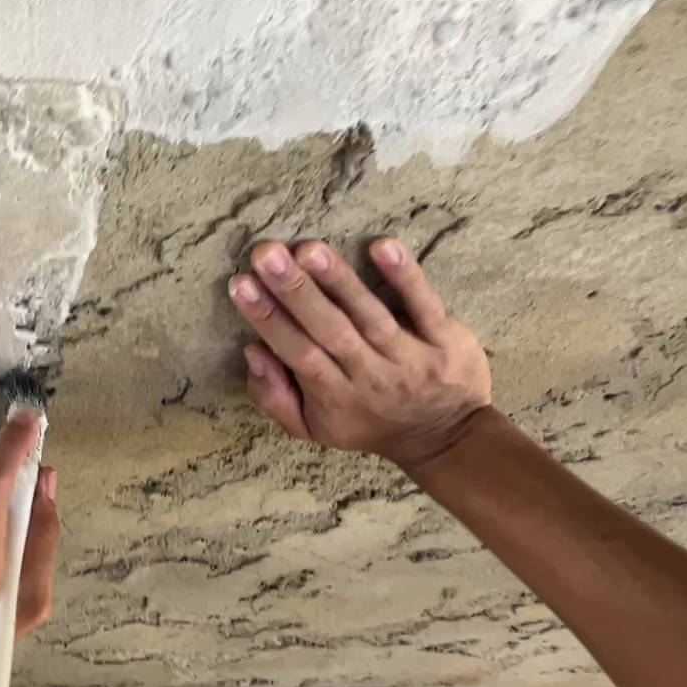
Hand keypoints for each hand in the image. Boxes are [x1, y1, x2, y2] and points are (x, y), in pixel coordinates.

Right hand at [228, 236, 492, 470]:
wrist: (446, 441)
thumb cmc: (364, 423)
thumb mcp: (310, 428)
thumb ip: (272, 395)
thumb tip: (253, 350)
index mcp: (332, 392)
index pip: (295, 351)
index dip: (266, 317)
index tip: (239, 282)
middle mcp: (368, 373)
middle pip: (328, 328)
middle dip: (294, 290)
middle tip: (265, 253)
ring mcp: (410, 356)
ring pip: (369, 314)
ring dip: (338, 279)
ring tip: (308, 247)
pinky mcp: (446, 340)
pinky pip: (425, 306)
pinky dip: (406, 277)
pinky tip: (384, 245)